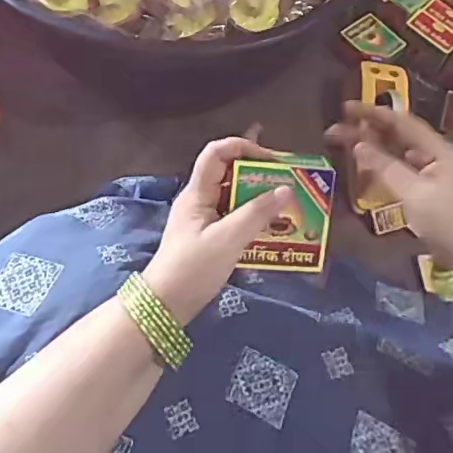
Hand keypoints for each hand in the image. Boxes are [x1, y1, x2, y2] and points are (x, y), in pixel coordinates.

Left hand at [142, 136, 290, 321]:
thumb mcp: (228, 239)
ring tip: (286, 202)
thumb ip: (257, 213)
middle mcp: (199, 200)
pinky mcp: (208, 236)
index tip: (272, 160)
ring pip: (233, 196)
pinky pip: (233, 216)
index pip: (216, 152)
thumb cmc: (193, 268)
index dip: (243, 147)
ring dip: (258, 196)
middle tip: (287, 180)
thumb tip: (286, 189)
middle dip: (258, 172)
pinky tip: (272, 226)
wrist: (165, 305)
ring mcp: (203, 219)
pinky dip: (252, 216)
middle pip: (228, 172)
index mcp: (197, 193)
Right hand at [325, 100, 452, 268]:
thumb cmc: (446, 221)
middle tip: (336, 128)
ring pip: (394, 150)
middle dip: (366, 129)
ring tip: (343, 142)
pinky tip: (362, 164)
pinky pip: (396, 167)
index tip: (346, 108)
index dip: (373, 113)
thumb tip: (358, 145)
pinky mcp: (423, 188)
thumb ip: (385, 167)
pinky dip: (378, 163)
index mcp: (436, 149)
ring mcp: (428, 172)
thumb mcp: (414, 193)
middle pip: (396, 134)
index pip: (401, 122)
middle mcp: (432, 155)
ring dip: (370, 145)